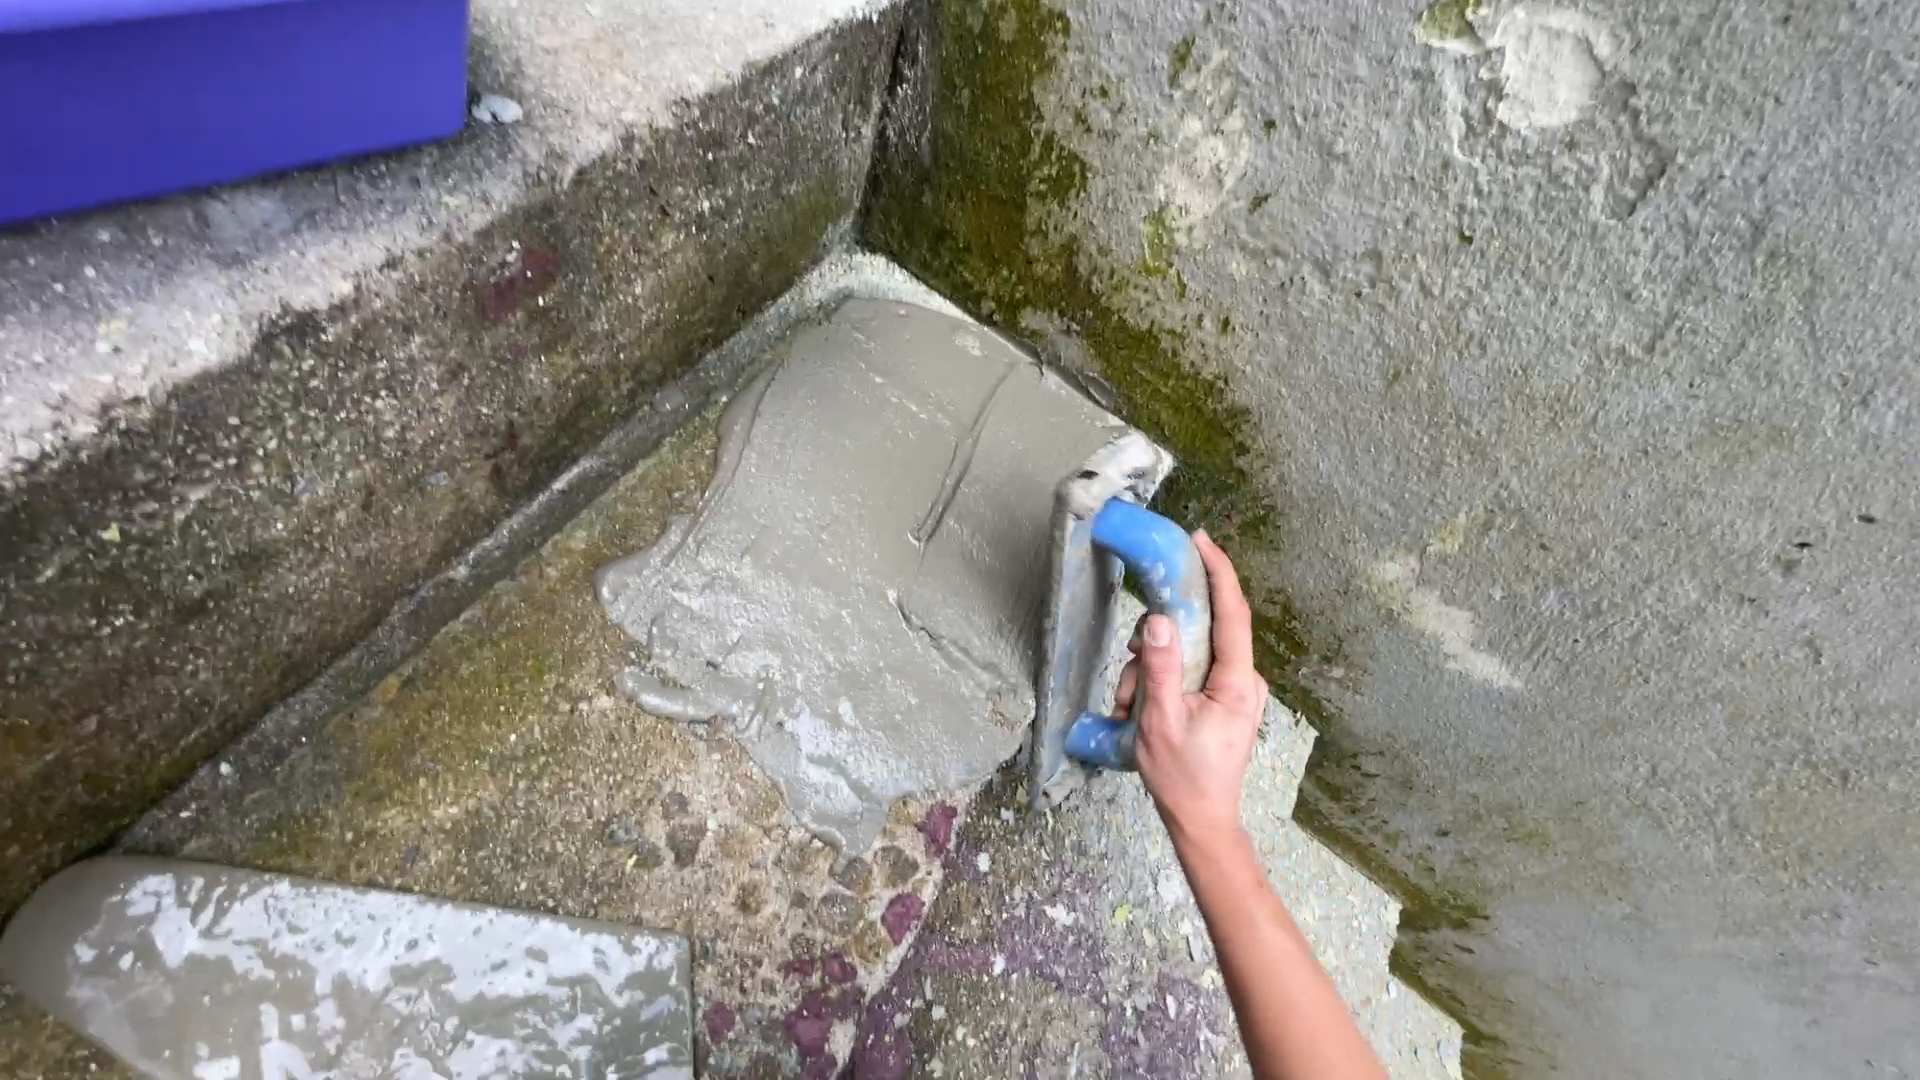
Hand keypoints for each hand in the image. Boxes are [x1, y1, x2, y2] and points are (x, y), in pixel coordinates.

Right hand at [1114, 531, 1268, 841]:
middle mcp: (1240, 679)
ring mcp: (1230, 689)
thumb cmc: (1182, 777)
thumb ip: (1160, 668)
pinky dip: (1156, 684)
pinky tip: (1140, 712)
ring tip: (1132, 710)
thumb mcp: (1161, 721)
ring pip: (1183, 653)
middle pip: (1199, 632)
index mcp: (1236, 682)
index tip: (1199, 540)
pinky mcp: (1217, 697)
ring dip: (1149, 673)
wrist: (1199, 818)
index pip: (1232, 613)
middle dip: (1157, 645)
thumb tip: (1158, 620)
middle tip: (1134, 674)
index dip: (1218, 572)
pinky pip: (1183, 672)